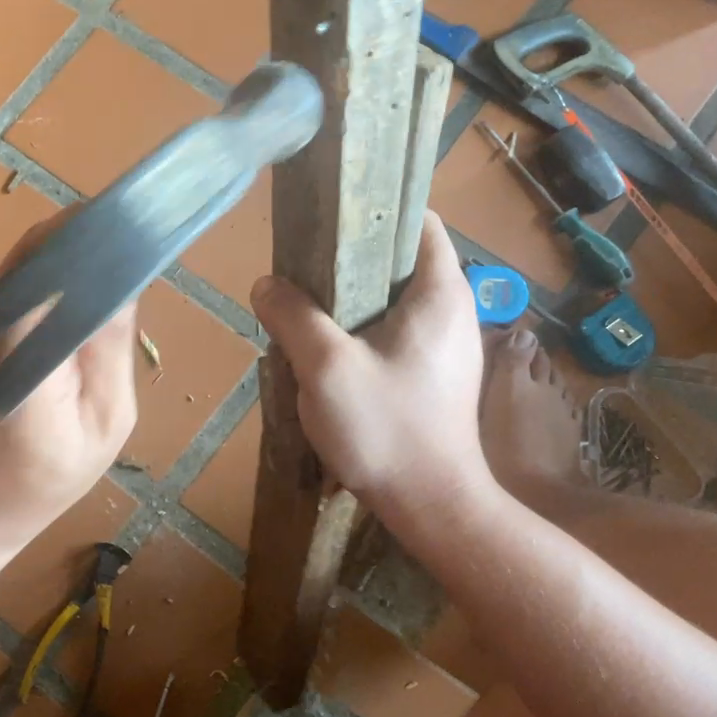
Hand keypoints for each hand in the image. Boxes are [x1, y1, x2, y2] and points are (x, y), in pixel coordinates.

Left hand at [0, 214, 137, 551]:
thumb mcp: (103, 425)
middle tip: (135, 238)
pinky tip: (73, 294)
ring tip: (112, 261)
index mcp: (16, 359)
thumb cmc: (42, 482)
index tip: (139, 224)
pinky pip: (6, 287)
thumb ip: (110, 348)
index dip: (94, 236)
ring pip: (19, 264)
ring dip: (64, 256)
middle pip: (33, 254)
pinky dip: (43, 279)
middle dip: (85, 237)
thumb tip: (126, 277)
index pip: (51, 268)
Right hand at [250, 211, 491, 519]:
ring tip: (302, 323)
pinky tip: (324, 363)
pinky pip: (390, 339)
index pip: (416, 220)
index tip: (324, 225)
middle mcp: (451, 311)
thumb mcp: (326, 368)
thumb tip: (265, 285)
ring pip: (388, 305)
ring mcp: (444, 348)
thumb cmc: (386, 429)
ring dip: (346, 309)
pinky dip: (357, 339)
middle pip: (396, 263)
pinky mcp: (432, 378)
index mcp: (440, 292)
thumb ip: (293, 317)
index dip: (372, 212)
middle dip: (346, 267)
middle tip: (298, 280)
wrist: (431, 504)